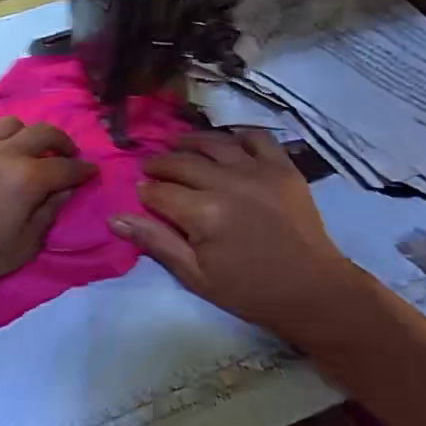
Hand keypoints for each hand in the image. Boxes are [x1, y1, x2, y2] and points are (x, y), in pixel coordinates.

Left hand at [0, 117, 94, 344]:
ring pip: (14, 124)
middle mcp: (6, 153)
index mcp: (27, 178)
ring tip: (35, 152)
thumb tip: (63, 191)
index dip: (83, 170)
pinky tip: (6, 157)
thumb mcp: (25, 244)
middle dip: (63, 143)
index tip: (92, 172)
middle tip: (69, 157)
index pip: (65, 166)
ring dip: (31, 134)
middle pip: (44, 132)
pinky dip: (6, 138)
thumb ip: (48, 212)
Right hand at [111, 130, 367, 343]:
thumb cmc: (249, 290)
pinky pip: (257, 137)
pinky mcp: (283, 167)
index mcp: (204, 213)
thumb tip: (115, 218)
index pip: (160, 192)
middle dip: (161, 165)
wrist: (311, 290)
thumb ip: (156, 242)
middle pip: (183, 163)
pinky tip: (225, 142)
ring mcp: (258, 170)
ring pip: (215, 143)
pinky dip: (237, 135)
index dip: (145, 192)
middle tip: (151, 169)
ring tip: (177, 145)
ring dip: (190, 142)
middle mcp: (228, 183)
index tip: (140, 193)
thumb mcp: (196, 275)